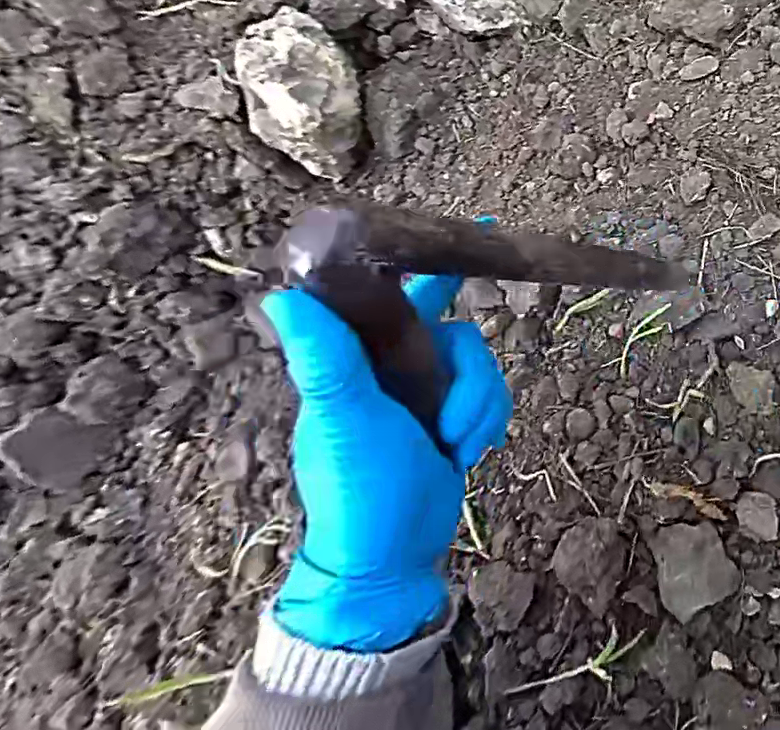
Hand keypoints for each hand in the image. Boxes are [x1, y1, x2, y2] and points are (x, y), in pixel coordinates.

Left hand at [259, 274, 511, 652]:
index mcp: (362, 361)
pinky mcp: (461, 414)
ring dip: (478, 405)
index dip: (425, 263)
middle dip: (468, 372)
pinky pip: (495, 396)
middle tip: (460, 407)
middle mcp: (398, 369)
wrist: (394, 549)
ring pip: (484, 366)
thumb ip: (325, 358)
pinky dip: (489, 420)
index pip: (394, 297)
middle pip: (457, 334)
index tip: (470, 231)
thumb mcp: (343, 419)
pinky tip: (468, 449)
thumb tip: (284, 295)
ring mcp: (431, 393)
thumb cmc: (357, 482)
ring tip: (456, 442)